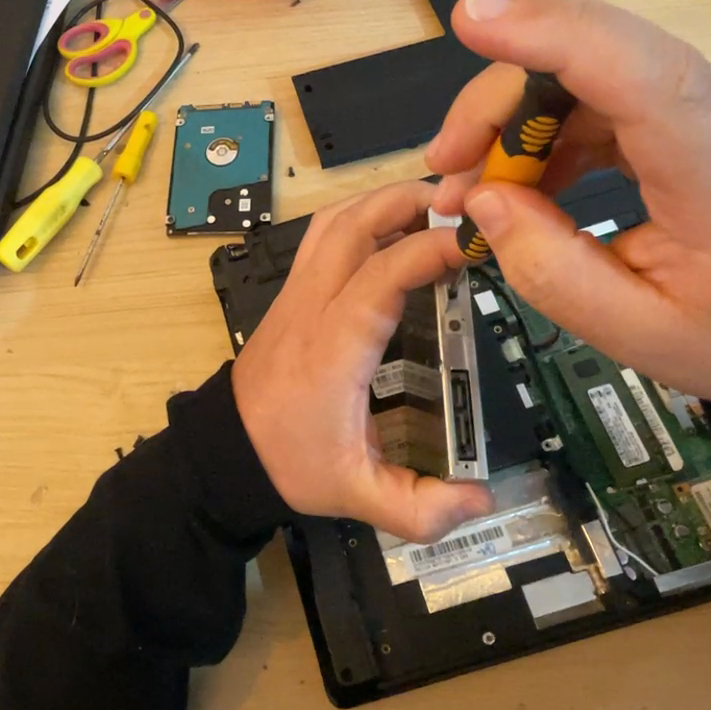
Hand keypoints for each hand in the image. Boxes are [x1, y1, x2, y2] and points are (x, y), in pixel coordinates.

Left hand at [233, 181, 495, 541]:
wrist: (228, 448)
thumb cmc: (291, 462)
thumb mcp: (357, 496)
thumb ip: (421, 508)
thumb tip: (482, 499)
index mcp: (333, 347)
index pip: (381, 275)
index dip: (429, 249)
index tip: (476, 245)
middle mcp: (312, 306)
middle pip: (353, 225)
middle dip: (408, 201)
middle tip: (463, 206)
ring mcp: (296, 292)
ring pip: (334, 221)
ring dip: (382, 202)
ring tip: (433, 210)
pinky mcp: (292, 292)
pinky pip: (323, 235)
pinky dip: (360, 217)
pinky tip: (392, 231)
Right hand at [427, 0, 710, 468]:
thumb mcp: (639, 337)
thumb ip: (550, 270)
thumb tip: (483, 198)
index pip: (646, 73)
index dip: (553, 35)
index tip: (471, 16)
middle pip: (598, 64)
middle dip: (502, 105)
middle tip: (447, 172)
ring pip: (596, 75)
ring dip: (521, 121)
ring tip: (477, 189)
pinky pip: (615, 95)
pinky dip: (556, 131)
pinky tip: (529, 180)